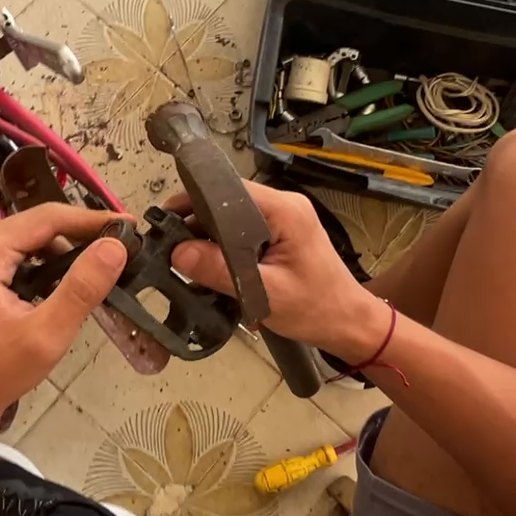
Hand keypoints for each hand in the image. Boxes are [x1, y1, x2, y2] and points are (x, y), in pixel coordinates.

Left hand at [0, 204, 128, 421]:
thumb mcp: (47, 334)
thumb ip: (82, 288)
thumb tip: (116, 246)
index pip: (47, 218)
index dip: (92, 219)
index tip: (130, 226)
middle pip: (37, 223)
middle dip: (80, 232)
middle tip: (121, 245)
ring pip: (29, 238)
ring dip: (64, 248)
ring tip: (99, 264)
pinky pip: (18, 254)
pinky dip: (46, 262)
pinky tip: (66, 281)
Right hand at [167, 182, 388, 361]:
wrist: (348, 323)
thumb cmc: (316, 309)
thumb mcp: (265, 293)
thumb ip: (221, 271)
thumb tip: (178, 253)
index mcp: (284, 211)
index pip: (229, 191)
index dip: (194, 202)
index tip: (166, 219)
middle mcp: (284, 205)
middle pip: (228, 201)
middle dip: (197, 220)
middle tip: (168, 242)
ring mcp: (284, 217)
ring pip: (233, 216)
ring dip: (210, 234)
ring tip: (183, 255)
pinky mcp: (281, 232)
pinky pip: (244, 229)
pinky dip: (225, 244)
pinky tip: (210, 262)